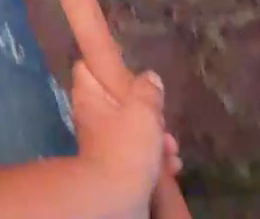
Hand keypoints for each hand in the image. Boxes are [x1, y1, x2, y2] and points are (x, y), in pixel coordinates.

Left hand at [69, 63, 181, 217]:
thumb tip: (149, 76)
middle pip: (117, 100)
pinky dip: (154, 157)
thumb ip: (147, 91)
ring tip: (171, 148)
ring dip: (155, 136)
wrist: (116, 196)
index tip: (130, 70)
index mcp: (89, 95)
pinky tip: (171, 164)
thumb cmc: (126, 146)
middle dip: (145, 110)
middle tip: (161, 119)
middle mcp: (91, 115)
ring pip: (130, 128)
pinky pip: (135, 153)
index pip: (87, 67)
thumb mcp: (143, 111)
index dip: (107, 64)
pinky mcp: (115, 165)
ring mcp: (102, 141)